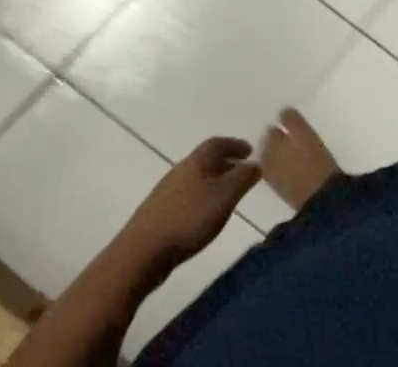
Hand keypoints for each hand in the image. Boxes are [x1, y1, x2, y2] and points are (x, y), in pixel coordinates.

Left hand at [116, 137, 262, 269]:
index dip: (235, 144)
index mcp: (195, 162)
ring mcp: (165, 194)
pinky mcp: (158, 214)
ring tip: (228, 195)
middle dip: (225, 163)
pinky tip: (205, 215)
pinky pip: (186, 196)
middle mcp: (178, 172)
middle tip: (243, 172)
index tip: (250, 151)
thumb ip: (244, 177)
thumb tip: (256, 163)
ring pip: (195, 179)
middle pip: (204, 160)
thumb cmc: (189, 219)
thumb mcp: (226, 196)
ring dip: (213, 181)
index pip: (217, 143)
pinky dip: (201, 197)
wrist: (140, 254)